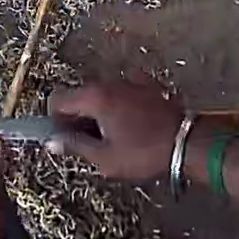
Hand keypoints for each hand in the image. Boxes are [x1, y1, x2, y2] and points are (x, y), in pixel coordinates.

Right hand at [47, 81, 185, 180]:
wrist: (187, 143)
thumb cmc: (143, 153)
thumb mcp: (106, 158)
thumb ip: (75, 146)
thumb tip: (51, 141)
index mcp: (94, 97)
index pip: (58, 99)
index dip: (56, 120)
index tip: (67, 139)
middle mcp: (108, 82)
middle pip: (79, 95)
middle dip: (77, 118)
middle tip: (91, 144)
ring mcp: (128, 80)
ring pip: (100, 93)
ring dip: (98, 112)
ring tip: (114, 137)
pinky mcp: (145, 83)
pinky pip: (121, 91)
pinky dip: (119, 104)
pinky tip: (131, 122)